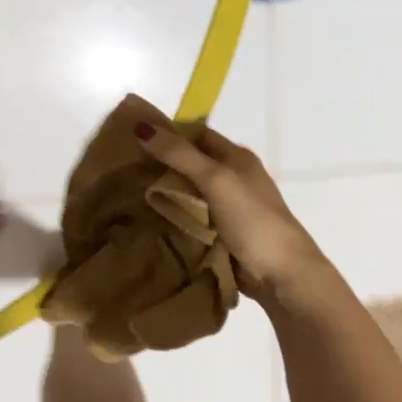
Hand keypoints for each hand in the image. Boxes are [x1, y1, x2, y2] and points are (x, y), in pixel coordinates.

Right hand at [136, 122, 337, 311]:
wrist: (281, 275)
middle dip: (158, 164)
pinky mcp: (217, 232)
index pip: (196, 135)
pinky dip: (169, 214)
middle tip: (120, 166)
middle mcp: (231, 178)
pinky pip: (186, 216)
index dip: (167, 133)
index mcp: (237, 158)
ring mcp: (225, 207)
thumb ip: (180, 154)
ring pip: (185, 191)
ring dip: (160, 191)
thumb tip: (140, 127)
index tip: (131, 137)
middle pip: (188, 163)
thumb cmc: (253, 220)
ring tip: (123, 190)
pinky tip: (144, 216)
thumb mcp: (216, 180)